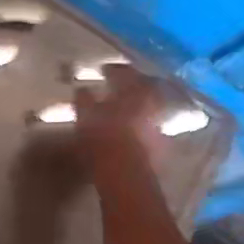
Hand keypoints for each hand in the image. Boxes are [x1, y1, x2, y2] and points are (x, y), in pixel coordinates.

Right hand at [73, 64, 191, 188]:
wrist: (125, 174)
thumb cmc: (101, 139)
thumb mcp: (84, 117)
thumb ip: (84, 99)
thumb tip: (82, 87)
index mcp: (132, 92)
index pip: (124, 72)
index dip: (113, 69)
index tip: (103, 69)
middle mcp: (150, 103)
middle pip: (146, 87)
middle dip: (134, 83)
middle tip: (122, 85)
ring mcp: (158, 123)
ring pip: (152, 106)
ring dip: (140, 103)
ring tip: (128, 107)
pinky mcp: (162, 143)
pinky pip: (153, 125)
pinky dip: (143, 123)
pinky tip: (134, 129)